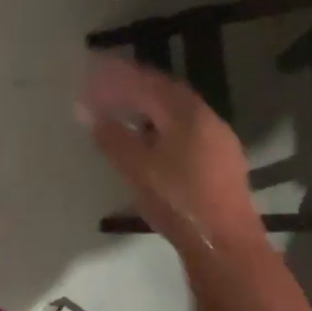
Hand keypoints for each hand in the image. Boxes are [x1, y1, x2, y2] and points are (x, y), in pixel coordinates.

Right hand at [81, 56, 269, 260]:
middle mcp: (210, 123)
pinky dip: (161, 125)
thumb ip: (112, 137)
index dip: (124, 75)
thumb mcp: (136, 168)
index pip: (153, 84)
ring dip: (149, 107)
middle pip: (169, 96)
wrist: (223, 242)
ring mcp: (219, 144)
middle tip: (107, 87)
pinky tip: (146, 139)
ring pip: (179, 114)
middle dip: (137, 88)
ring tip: (122, 111)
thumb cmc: (177, 200)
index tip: (98, 68)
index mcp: (190, 118)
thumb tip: (89, 112)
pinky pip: (186, 131)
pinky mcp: (220, 163)